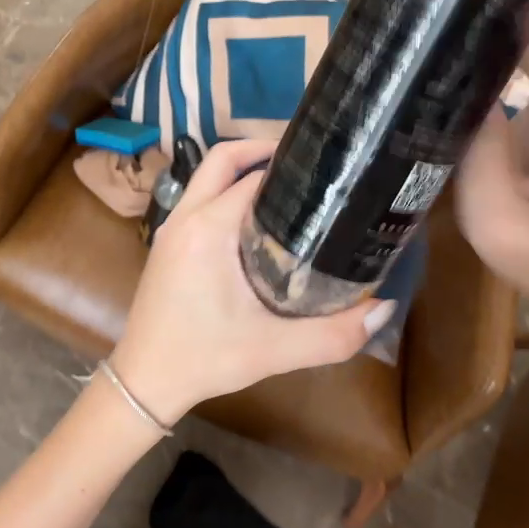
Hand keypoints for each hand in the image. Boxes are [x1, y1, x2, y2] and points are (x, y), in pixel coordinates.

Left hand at [109, 139, 393, 424]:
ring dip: (239, 169)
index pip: (252, 177)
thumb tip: (383, 310)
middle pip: (221, 159)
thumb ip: (333, 334)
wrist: (145, 379)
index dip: (289, 168)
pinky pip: (197, 197)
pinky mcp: (166, 241)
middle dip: (259, 148)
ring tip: (286, 183)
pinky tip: (255, 217)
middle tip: (303, 161)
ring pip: (205, 176)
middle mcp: (184, 217)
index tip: (325, 168)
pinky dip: (223, 190)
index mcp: (208, 229)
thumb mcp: (275, 350)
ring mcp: (170, 227)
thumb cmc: (206, 359)